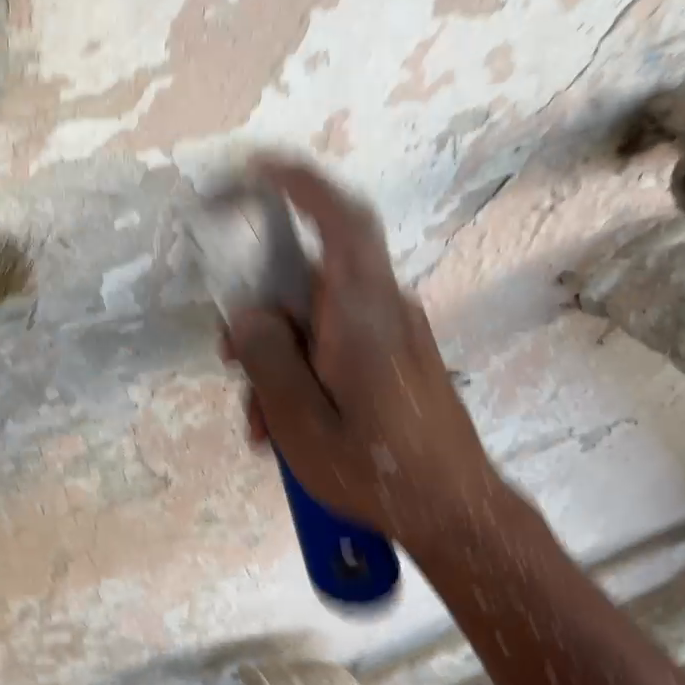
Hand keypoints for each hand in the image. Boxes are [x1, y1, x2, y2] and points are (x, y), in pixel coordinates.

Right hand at [220, 158, 504, 545]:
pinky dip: (300, 373)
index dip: (300, 186)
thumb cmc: (377, 470)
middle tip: (228, 361)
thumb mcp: (301, 422)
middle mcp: (382, 311)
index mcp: (362, 316)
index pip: (341, 223)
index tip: (257, 170)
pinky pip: (332, 344)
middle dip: (259, 315)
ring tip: (262, 423)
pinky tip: (286, 428)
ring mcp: (391, 335)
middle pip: (307, 280)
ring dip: (276, 360)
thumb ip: (268, 358)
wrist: (457, 514)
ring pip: (313, 319)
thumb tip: (248, 316)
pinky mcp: (393, 358)